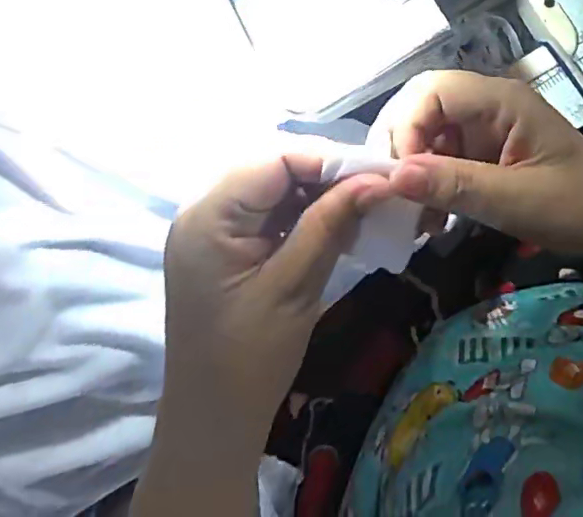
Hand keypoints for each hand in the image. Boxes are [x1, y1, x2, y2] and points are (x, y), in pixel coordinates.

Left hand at [160, 145, 391, 431]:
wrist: (212, 423)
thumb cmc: (248, 362)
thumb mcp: (293, 287)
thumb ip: (330, 224)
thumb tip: (377, 179)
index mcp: (209, 217)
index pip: (274, 159)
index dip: (327, 158)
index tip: (376, 173)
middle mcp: (204, 209)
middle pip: (274, 165)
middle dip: (326, 172)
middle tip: (375, 187)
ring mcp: (214, 225)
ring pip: (276, 184)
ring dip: (320, 191)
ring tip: (363, 204)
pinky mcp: (228, 241)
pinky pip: (271, 208)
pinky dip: (305, 211)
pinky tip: (338, 223)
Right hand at [372, 71, 582, 261]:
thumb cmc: (579, 206)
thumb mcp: (516, 201)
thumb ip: (455, 185)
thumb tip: (393, 176)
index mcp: (501, 100)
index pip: (432, 90)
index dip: (407, 126)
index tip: (401, 176)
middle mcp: (488, 104)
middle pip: (423, 103)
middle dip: (400, 142)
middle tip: (391, 188)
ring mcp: (485, 125)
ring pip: (427, 130)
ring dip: (411, 167)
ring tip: (410, 211)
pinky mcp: (485, 149)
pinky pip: (442, 153)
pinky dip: (428, 181)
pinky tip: (430, 215)